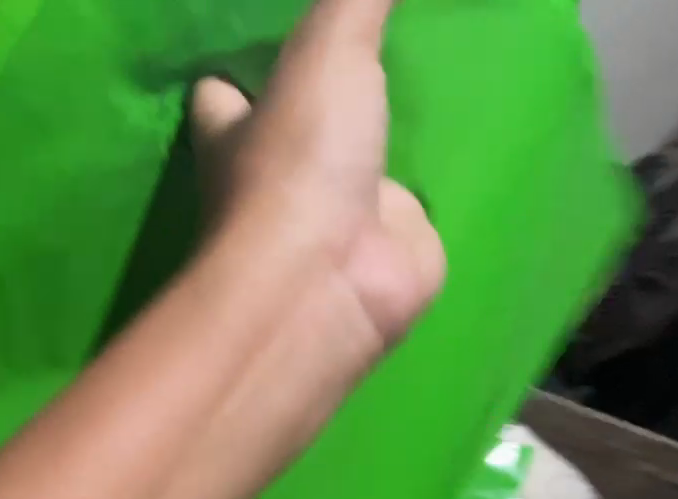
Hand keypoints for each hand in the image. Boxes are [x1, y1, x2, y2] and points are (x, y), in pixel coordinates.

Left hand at [192, 0, 444, 367]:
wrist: (325, 284)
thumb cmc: (295, 169)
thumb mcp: (322, 53)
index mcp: (231, 137)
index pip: (217, 94)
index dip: (229, 67)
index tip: (253, 37)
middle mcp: (271, 179)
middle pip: (285, 127)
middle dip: (310, 95)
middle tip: (358, 41)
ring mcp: (327, 216)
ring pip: (350, 163)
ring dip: (376, 133)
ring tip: (423, 68)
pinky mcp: (382, 244)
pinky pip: (408, 198)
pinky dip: (427, 173)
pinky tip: (459, 136)